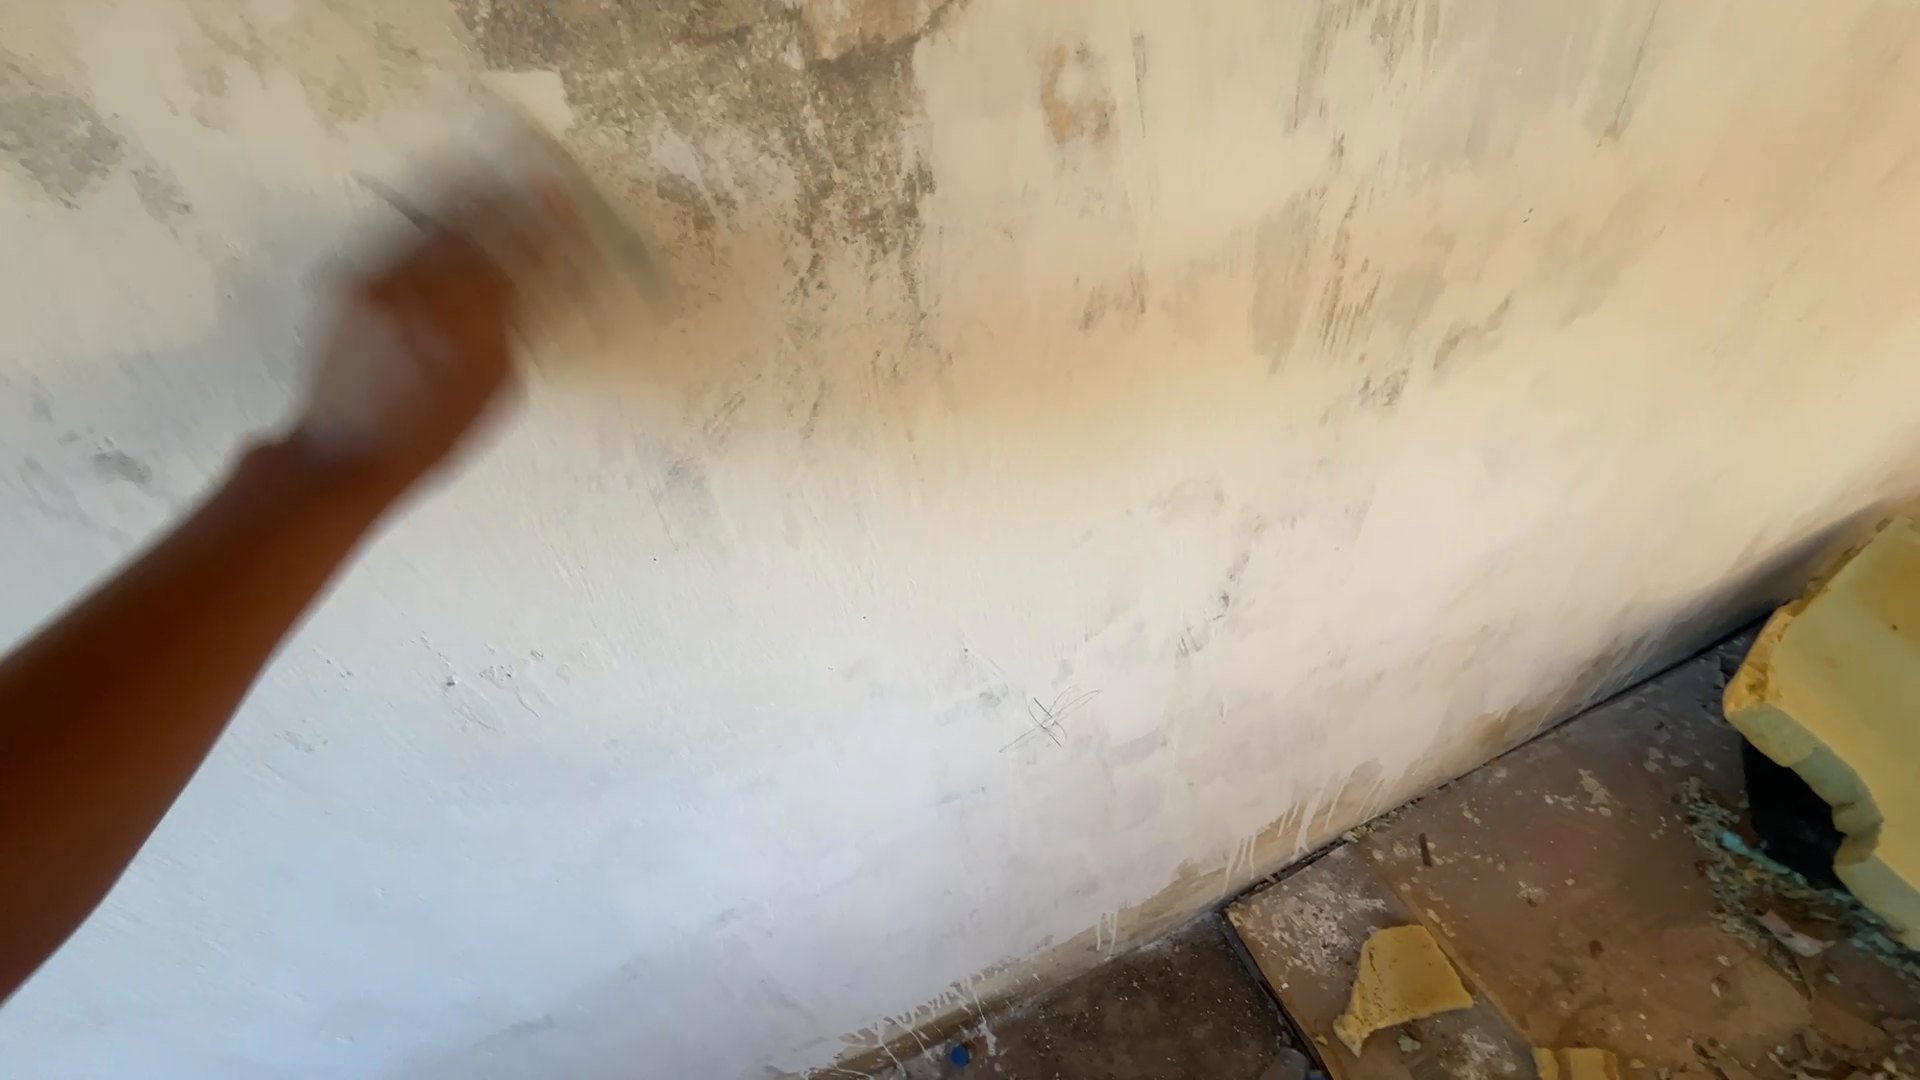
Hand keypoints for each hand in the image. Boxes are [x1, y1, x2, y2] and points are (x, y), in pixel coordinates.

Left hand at [292, 187, 566, 496]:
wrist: (346, 449)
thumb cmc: (432, 434)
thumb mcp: (496, 388)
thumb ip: (511, 334)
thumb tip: (528, 295)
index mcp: (467, 327)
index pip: (518, 264)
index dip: (548, 236)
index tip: (570, 214)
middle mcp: (418, 294)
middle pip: (476, 230)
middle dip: (514, 202)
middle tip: (543, 180)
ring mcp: (376, 281)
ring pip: (433, 222)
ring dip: (471, 192)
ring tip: (499, 167)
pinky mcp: (348, 280)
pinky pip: (398, 235)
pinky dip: (430, 214)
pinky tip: (446, 198)